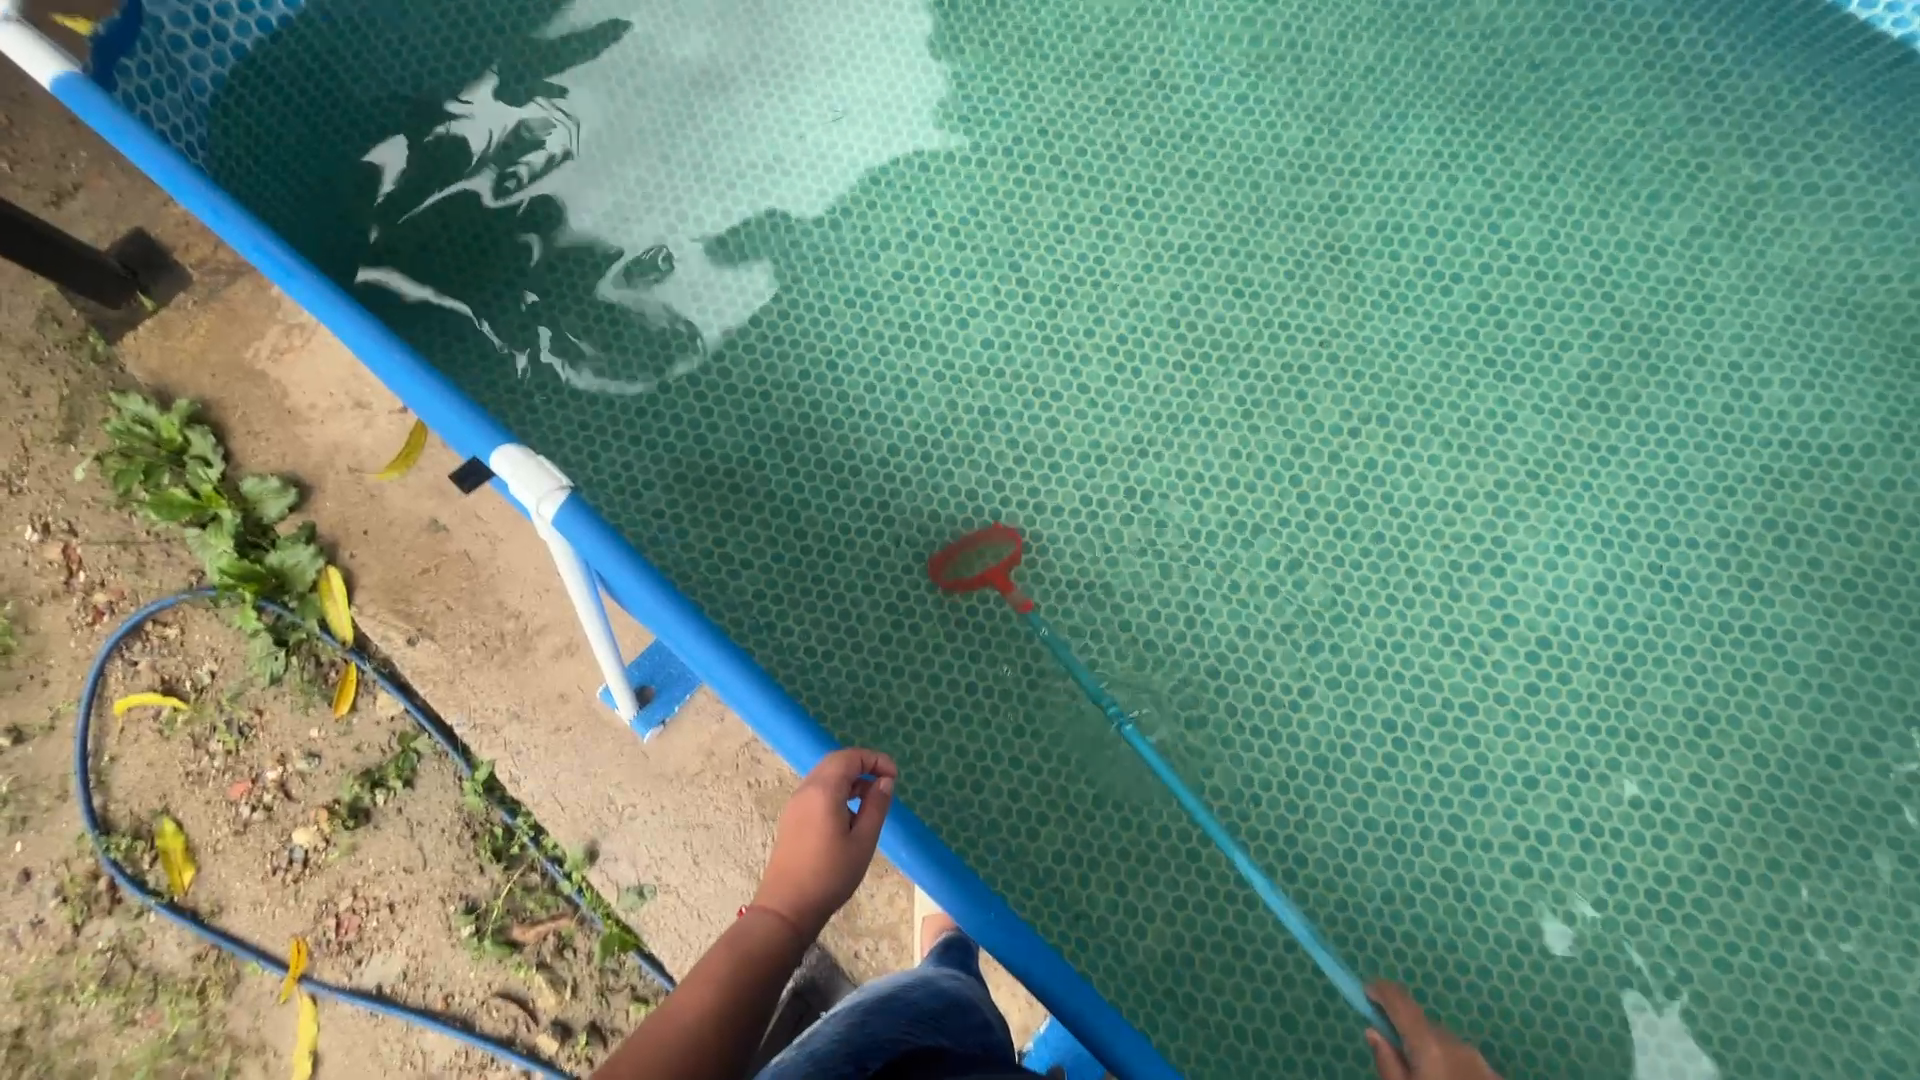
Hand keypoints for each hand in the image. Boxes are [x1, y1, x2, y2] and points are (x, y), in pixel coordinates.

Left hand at [751, 747, 897, 937]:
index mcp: (823, 790)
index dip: (874, 759)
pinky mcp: (792, 818)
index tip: (894, 776)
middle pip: (835, 762)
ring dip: (849, 779)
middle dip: (862, 765)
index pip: (849, 757)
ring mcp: (795, 804)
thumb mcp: (863, 841)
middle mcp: (806, 790)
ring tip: (871, 800)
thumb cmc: (830, 875)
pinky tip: (850, 815)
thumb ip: (876, 806)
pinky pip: (816, 791)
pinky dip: (836, 791)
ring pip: (825, 776)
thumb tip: (885, 781)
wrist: (787, 908)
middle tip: (884, 783)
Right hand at [1365, 982, 1501, 1079]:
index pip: (1400, 1000)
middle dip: (1405, 1031)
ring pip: (1445, 1043)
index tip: (1366, 994)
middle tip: (1394, 1054)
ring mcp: (1482, 1062)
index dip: (1381, 990)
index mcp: (1429, 1047)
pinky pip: (1465, 1061)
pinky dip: (1451, 1067)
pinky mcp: (1497, 1078)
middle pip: (1423, 1025)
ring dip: (1429, 1051)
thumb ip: (1387, 1063)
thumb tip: (1375, 1032)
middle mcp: (1457, 1045)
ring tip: (1423, 1078)